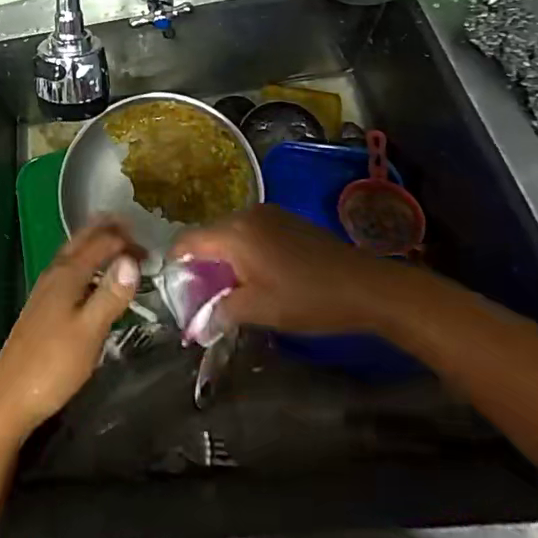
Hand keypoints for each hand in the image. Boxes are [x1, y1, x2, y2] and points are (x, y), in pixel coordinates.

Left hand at [0, 221, 142, 437]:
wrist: (7, 400)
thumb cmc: (53, 366)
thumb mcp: (90, 331)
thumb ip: (111, 294)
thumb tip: (131, 259)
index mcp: (68, 275)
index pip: (101, 242)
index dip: (126, 240)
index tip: (151, 249)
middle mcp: (55, 274)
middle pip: (82, 240)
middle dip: (107, 230)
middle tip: (133, 229)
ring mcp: (45, 290)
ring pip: (74, 254)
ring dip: (97, 244)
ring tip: (119, 246)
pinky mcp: (42, 308)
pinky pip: (70, 270)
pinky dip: (88, 263)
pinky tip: (94, 281)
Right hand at [170, 205, 396, 334]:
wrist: (364, 285)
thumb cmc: (307, 298)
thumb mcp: (259, 310)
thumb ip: (220, 311)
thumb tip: (197, 323)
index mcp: (235, 232)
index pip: (187, 240)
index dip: (174, 264)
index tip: (173, 292)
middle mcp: (248, 214)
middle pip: (208, 235)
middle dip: (200, 266)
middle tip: (199, 300)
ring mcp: (270, 214)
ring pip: (230, 235)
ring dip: (223, 261)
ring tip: (227, 294)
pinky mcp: (287, 221)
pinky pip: (251, 233)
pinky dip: (243, 253)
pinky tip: (254, 279)